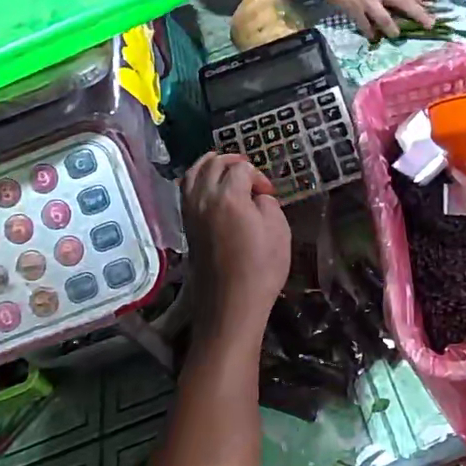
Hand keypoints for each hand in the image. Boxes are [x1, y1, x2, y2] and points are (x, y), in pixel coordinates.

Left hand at [182, 152, 290, 326]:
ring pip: (193, 173)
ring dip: (210, 166)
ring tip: (225, 169)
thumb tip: (257, 198)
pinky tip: (210, 188)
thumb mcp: (279, 230)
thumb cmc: (261, 268)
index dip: (258, 175)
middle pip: (213, 164)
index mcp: (228, 196)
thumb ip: (268, 204)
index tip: (269, 193)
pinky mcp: (186, 226)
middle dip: (233, 162)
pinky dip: (198, 181)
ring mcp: (190, 212)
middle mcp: (203, 198)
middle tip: (249, 173)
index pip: (241, 168)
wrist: (231, 303)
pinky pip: (187, 190)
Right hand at [302, 0, 433, 39]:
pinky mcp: (356, 11)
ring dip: (393, 29)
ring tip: (396, 35)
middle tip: (429, 24)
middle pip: (405, 3)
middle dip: (419, 15)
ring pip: (386, 19)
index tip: (422, 2)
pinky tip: (373, 37)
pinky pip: (366, 25)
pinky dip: (370, 33)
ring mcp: (368, 1)